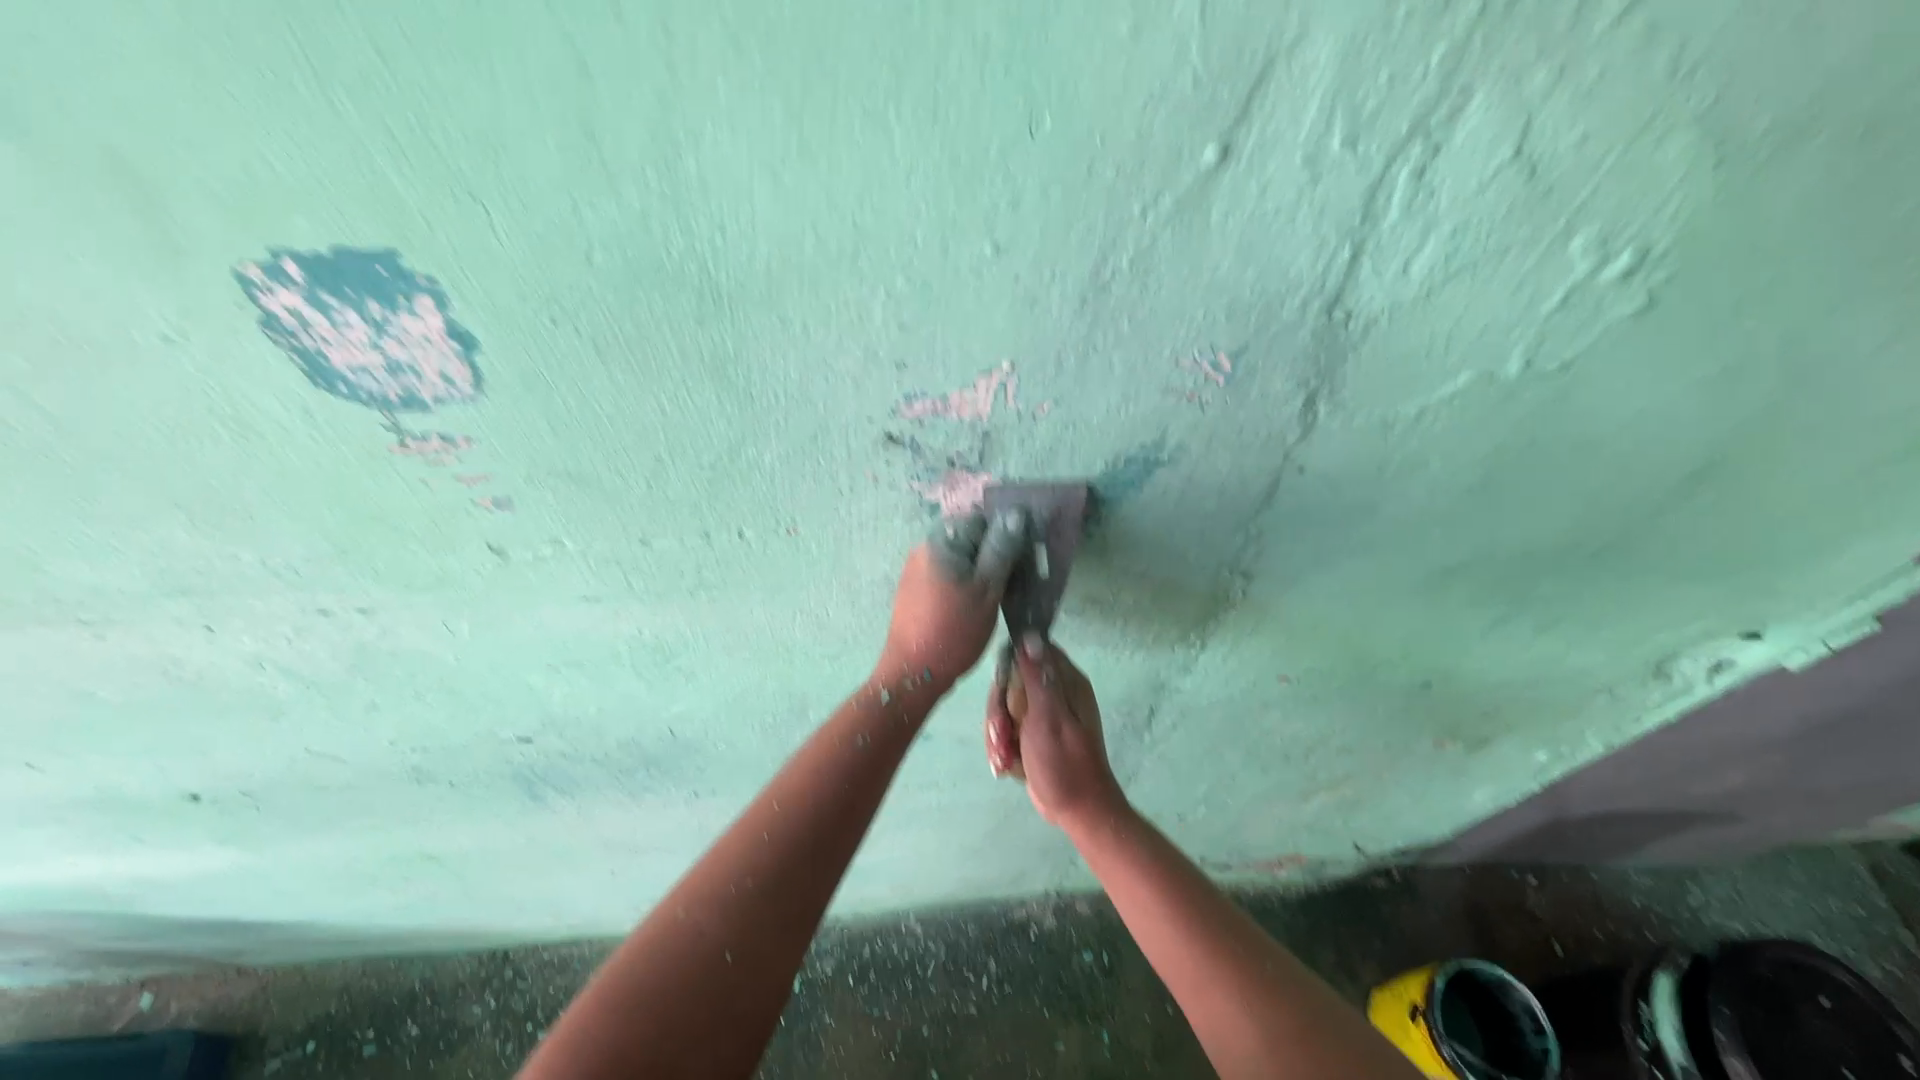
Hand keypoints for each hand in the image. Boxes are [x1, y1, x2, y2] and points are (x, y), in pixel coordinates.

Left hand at [876, 510, 1028, 690]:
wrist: (913, 672)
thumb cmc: (954, 629)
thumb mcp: (987, 588)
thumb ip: (1002, 548)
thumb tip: (1016, 513)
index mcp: (942, 540)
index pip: (983, 519)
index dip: (1007, 535)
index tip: (1024, 561)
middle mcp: (926, 547)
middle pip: (971, 538)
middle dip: (995, 554)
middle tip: (1015, 582)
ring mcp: (918, 568)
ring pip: (962, 558)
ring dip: (982, 571)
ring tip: (999, 596)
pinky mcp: (916, 589)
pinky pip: (949, 574)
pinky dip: (967, 584)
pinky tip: (978, 606)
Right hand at [985, 635, 1126, 828]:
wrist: (1076, 809)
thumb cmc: (1064, 763)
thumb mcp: (1047, 717)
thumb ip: (1037, 676)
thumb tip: (1030, 634)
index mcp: (1066, 682)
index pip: (1029, 653)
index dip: (1010, 671)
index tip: (1004, 695)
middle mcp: (1056, 693)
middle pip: (1011, 684)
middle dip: (999, 713)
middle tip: (1002, 736)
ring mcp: (1044, 715)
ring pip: (1004, 709)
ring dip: (998, 736)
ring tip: (1005, 757)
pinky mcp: (1033, 735)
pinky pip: (1007, 730)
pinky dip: (1003, 747)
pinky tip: (1006, 765)